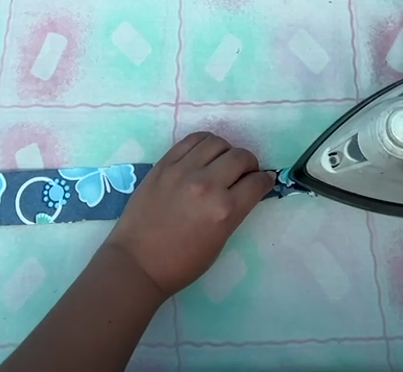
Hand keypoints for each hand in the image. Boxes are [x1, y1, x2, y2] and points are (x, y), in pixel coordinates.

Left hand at [100, 131, 276, 296]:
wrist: (138, 262)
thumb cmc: (182, 262)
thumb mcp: (219, 241)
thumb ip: (235, 210)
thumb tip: (247, 188)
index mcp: (224, 211)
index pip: (256, 182)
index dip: (265, 179)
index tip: (264, 180)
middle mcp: (207, 185)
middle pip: (240, 157)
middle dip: (249, 163)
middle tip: (245, 171)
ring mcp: (183, 170)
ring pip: (217, 142)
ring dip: (227, 150)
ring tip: (222, 161)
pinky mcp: (165, 163)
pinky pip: (192, 139)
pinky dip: (204, 143)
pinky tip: (205, 153)